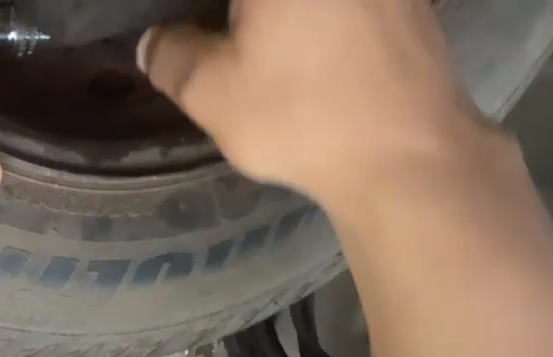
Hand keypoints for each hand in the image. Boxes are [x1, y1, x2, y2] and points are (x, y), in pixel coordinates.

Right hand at [137, 0, 506, 210]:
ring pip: (294, 4)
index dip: (189, 13)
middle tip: (200, 44)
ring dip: (267, 22)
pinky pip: (335, 7)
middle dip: (223, 16)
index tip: (176, 37)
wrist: (399, 146)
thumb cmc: (296, 114)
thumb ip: (171, 56)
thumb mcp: (210, 92)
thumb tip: (153, 39)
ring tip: (249, 55)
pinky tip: (299, 58)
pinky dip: (307, 22)